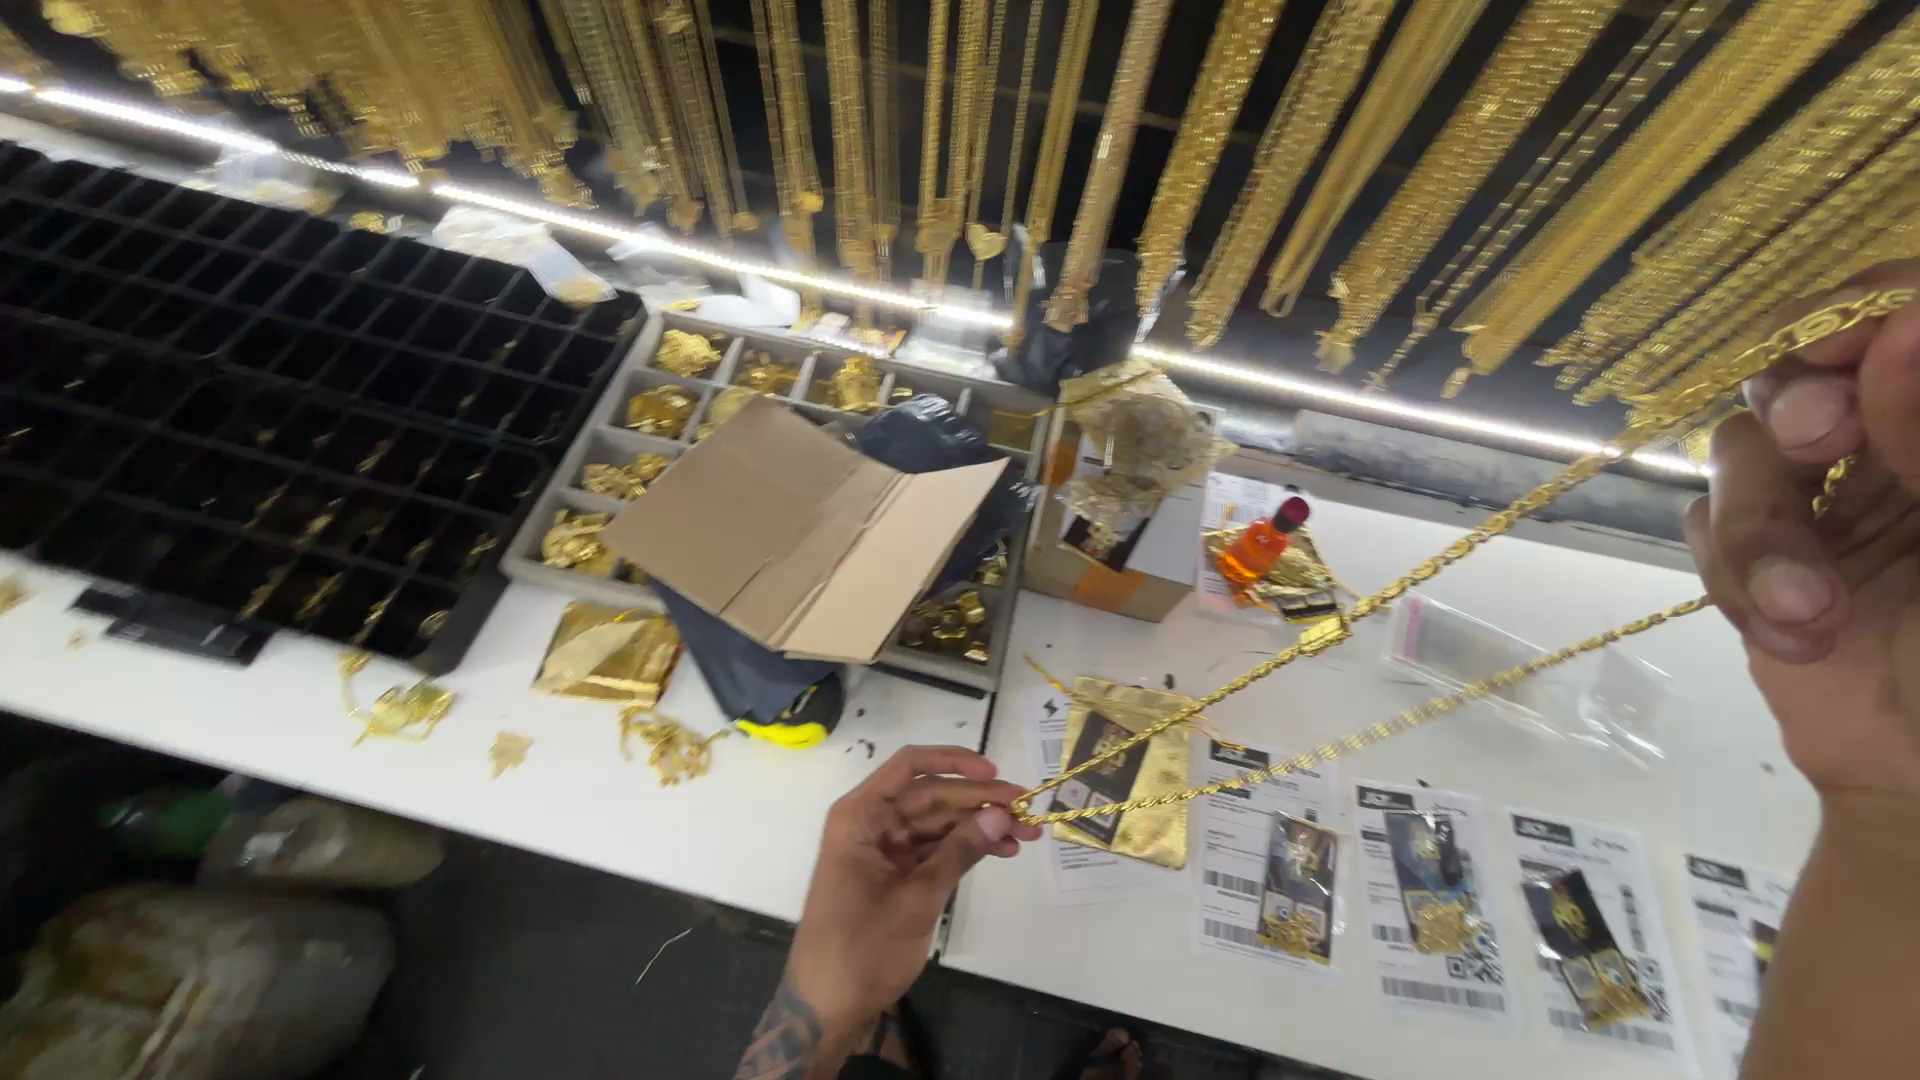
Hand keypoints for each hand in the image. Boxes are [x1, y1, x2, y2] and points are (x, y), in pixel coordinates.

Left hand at [787, 745, 1041, 1032]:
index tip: (994, 772)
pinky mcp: (894, 874)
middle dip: (979, 800)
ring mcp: (883, 849)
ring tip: (1025, 833)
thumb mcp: (916, 898)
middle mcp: (871, 822)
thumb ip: (959, 851)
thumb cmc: (861, 949)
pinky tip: (1001, 850)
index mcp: (861, 815)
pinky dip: (965, 849)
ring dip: (979, 825)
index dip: (953, 761)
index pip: (909, 766)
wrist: (824, 1011)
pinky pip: (934, 848)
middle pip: (931, 795)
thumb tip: (1001, 812)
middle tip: (1027, 808)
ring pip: (938, 822)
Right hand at [1684, 260, 1919, 805]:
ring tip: (1808, 612)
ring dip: (1760, 534)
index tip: (1854, 342)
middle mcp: (1889, 447)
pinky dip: (1732, 580)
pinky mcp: (1748, 555)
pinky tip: (1790, 632)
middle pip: (1793, 373)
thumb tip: (1896, 330)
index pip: (1892, 322)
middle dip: (1795, 405)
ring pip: (1734, 457)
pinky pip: (1699, 531)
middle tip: (1821, 444)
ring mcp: (1816, 500)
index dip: (1860, 312)